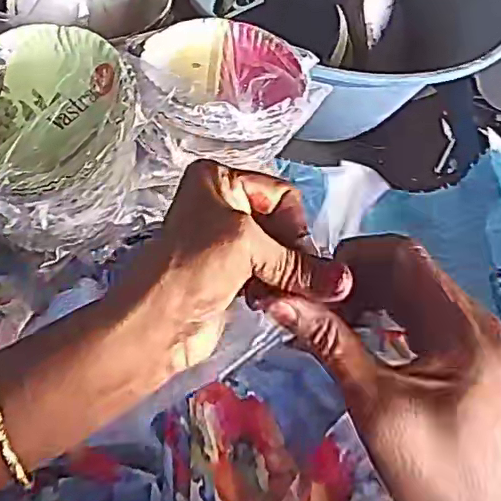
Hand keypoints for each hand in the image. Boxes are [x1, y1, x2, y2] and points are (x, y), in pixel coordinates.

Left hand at [111, 160, 351, 373]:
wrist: (158, 319)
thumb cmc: (189, 266)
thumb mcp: (246, 246)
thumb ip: (298, 262)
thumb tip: (341, 279)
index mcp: (216, 180)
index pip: (279, 192)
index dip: (292, 223)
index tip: (297, 252)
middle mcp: (219, 205)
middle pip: (281, 225)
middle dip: (292, 255)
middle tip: (296, 279)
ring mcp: (224, 242)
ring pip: (278, 255)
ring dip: (285, 277)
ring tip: (278, 293)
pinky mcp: (229, 275)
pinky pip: (269, 277)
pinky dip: (276, 290)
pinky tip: (268, 302)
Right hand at [264, 236, 500, 500]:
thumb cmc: (434, 476)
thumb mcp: (373, 401)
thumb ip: (327, 340)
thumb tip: (275, 296)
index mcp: (469, 330)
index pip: (405, 256)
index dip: (352, 256)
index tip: (314, 281)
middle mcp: (479, 325)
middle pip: (406, 270)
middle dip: (352, 278)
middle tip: (310, 300)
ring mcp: (476, 343)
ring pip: (407, 291)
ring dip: (362, 296)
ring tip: (323, 317)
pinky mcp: (465, 360)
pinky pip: (415, 316)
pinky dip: (378, 315)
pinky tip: (350, 333)